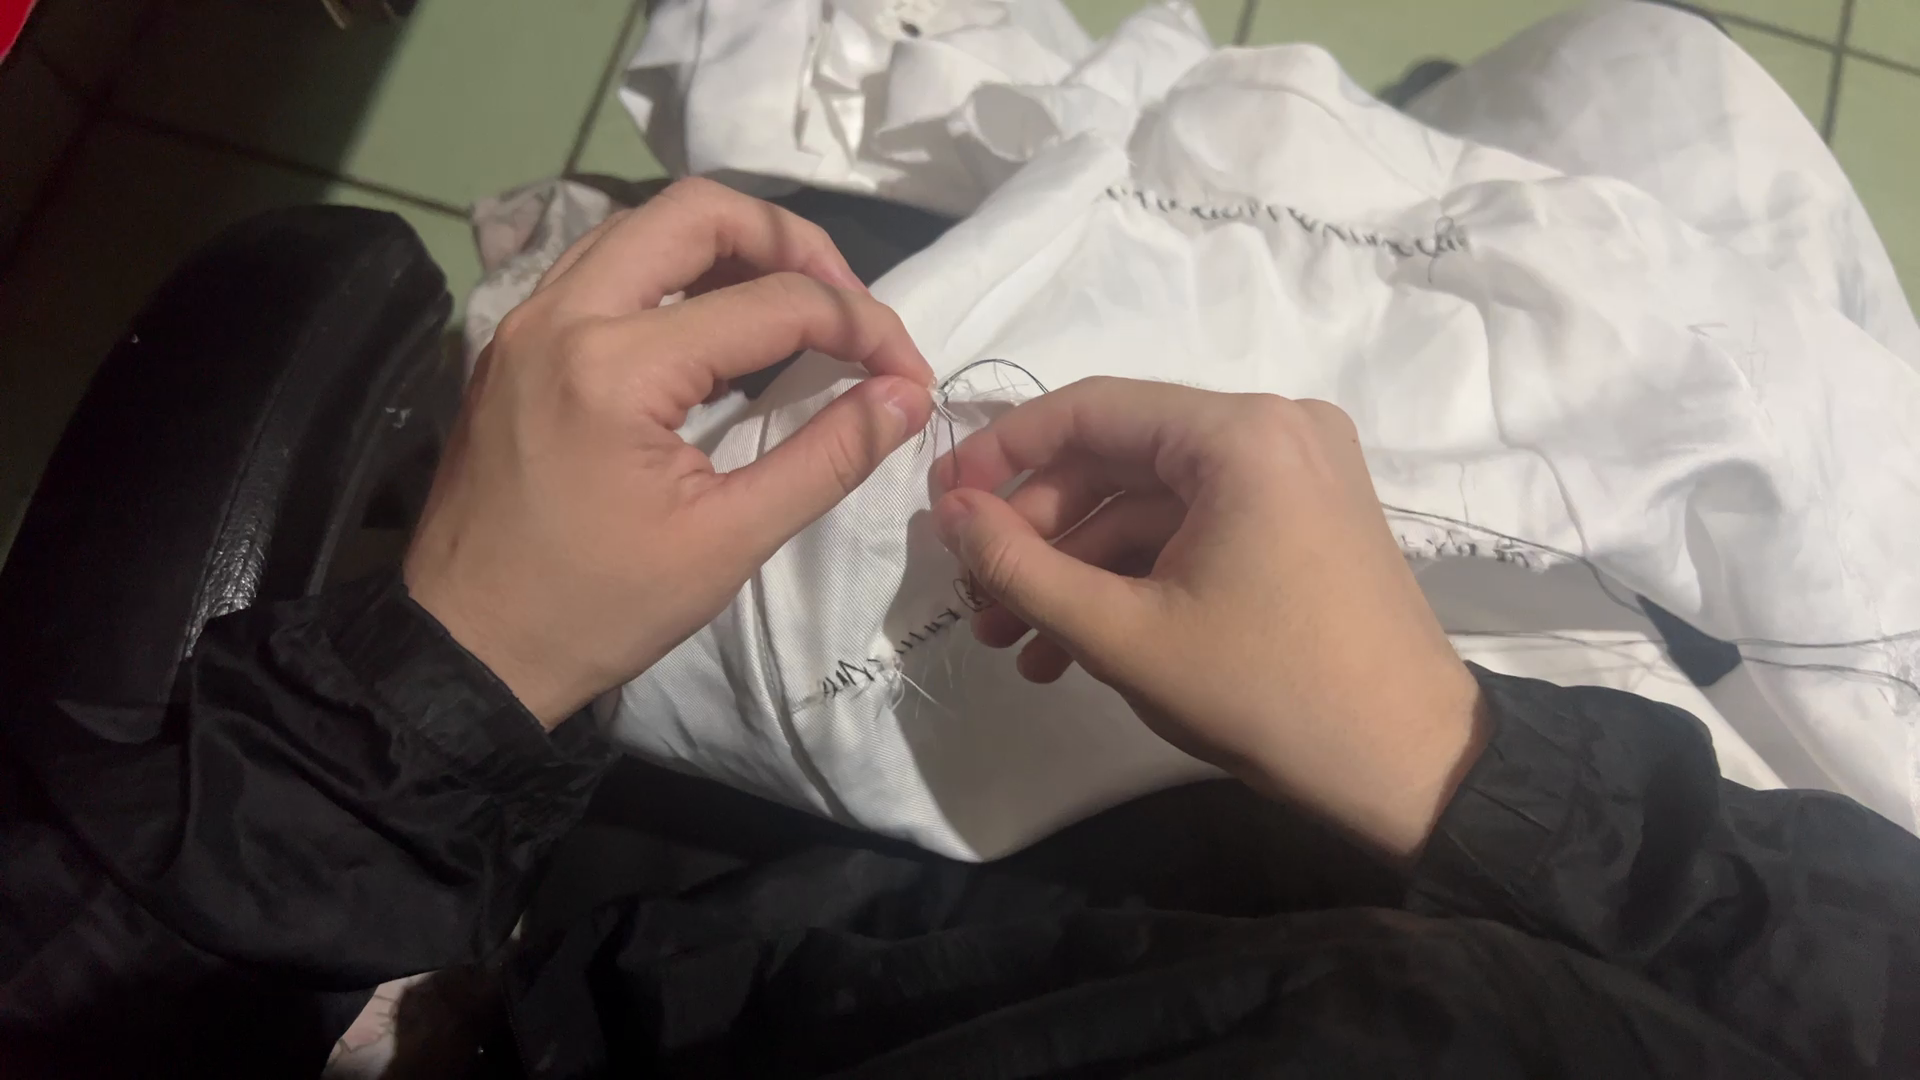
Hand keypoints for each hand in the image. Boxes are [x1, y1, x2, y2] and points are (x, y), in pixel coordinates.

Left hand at [405, 178, 933, 725]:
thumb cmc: (603, 607)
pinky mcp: (519, 342)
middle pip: (698, 212)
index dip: (863, 328)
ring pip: (649, 228)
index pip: (775, 304)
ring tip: (799, 307)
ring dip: (737, 250)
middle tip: (850, 307)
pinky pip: (614, 269)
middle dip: (798, 246)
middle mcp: (563, 312)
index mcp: (618, 366)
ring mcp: (529, 320)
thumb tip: (906, 397)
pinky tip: (722, 328)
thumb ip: (828, 458)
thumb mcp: (731, 541)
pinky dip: (684, 277)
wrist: (468, 649)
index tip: (909, 373)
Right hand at [930, 377, 1486, 858]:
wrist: (1410, 777)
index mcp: (1238, 433)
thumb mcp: (1120, 634)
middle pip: (1111, 463)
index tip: (943, 501)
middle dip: (1035, 537)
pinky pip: (1183, 534)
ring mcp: (1285, 476)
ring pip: (1141, 508)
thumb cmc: (1265, 694)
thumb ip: (1018, 566)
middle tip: (977, 598)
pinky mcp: (1288, 521)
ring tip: (1011, 641)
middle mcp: (1269, 431)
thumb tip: (947, 512)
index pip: (1088, 410)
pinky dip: (1125, 582)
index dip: (1001, 452)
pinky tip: (1068, 650)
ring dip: (1072, 572)